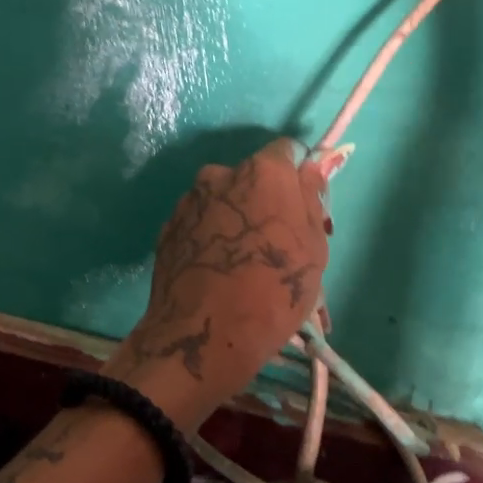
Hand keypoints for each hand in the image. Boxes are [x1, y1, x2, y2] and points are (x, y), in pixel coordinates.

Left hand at [104, 139, 330, 428]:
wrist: (206, 328)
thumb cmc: (275, 288)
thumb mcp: (314, 246)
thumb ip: (310, 197)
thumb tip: (311, 166)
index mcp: (262, 172)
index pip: (285, 153)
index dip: (298, 177)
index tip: (304, 206)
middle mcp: (219, 173)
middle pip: (252, 178)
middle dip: (266, 201)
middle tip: (280, 244)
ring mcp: (189, 198)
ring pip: (224, 201)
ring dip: (237, 220)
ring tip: (248, 266)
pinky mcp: (169, 224)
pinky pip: (200, 222)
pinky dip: (212, 236)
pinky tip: (220, 270)